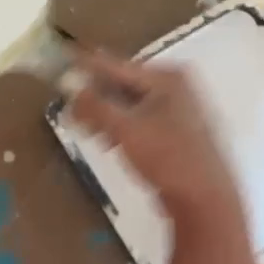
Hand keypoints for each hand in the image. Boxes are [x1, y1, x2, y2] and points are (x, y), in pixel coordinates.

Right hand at [70, 51, 235, 217]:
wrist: (204, 198)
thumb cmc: (166, 158)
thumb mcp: (125, 129)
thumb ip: (94, 106)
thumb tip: (70, 87)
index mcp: (167, 77)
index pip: (115, 66)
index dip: (85, 69)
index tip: (58, 67)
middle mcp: (174, 86)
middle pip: (121, 85)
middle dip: (94, 100)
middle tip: (72, 115)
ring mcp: (176, 109)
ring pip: (127, 105)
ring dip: (104, 117)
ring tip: (88, 133)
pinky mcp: (174, 131)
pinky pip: (138, 120)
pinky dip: (119, 128)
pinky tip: (108, 144)